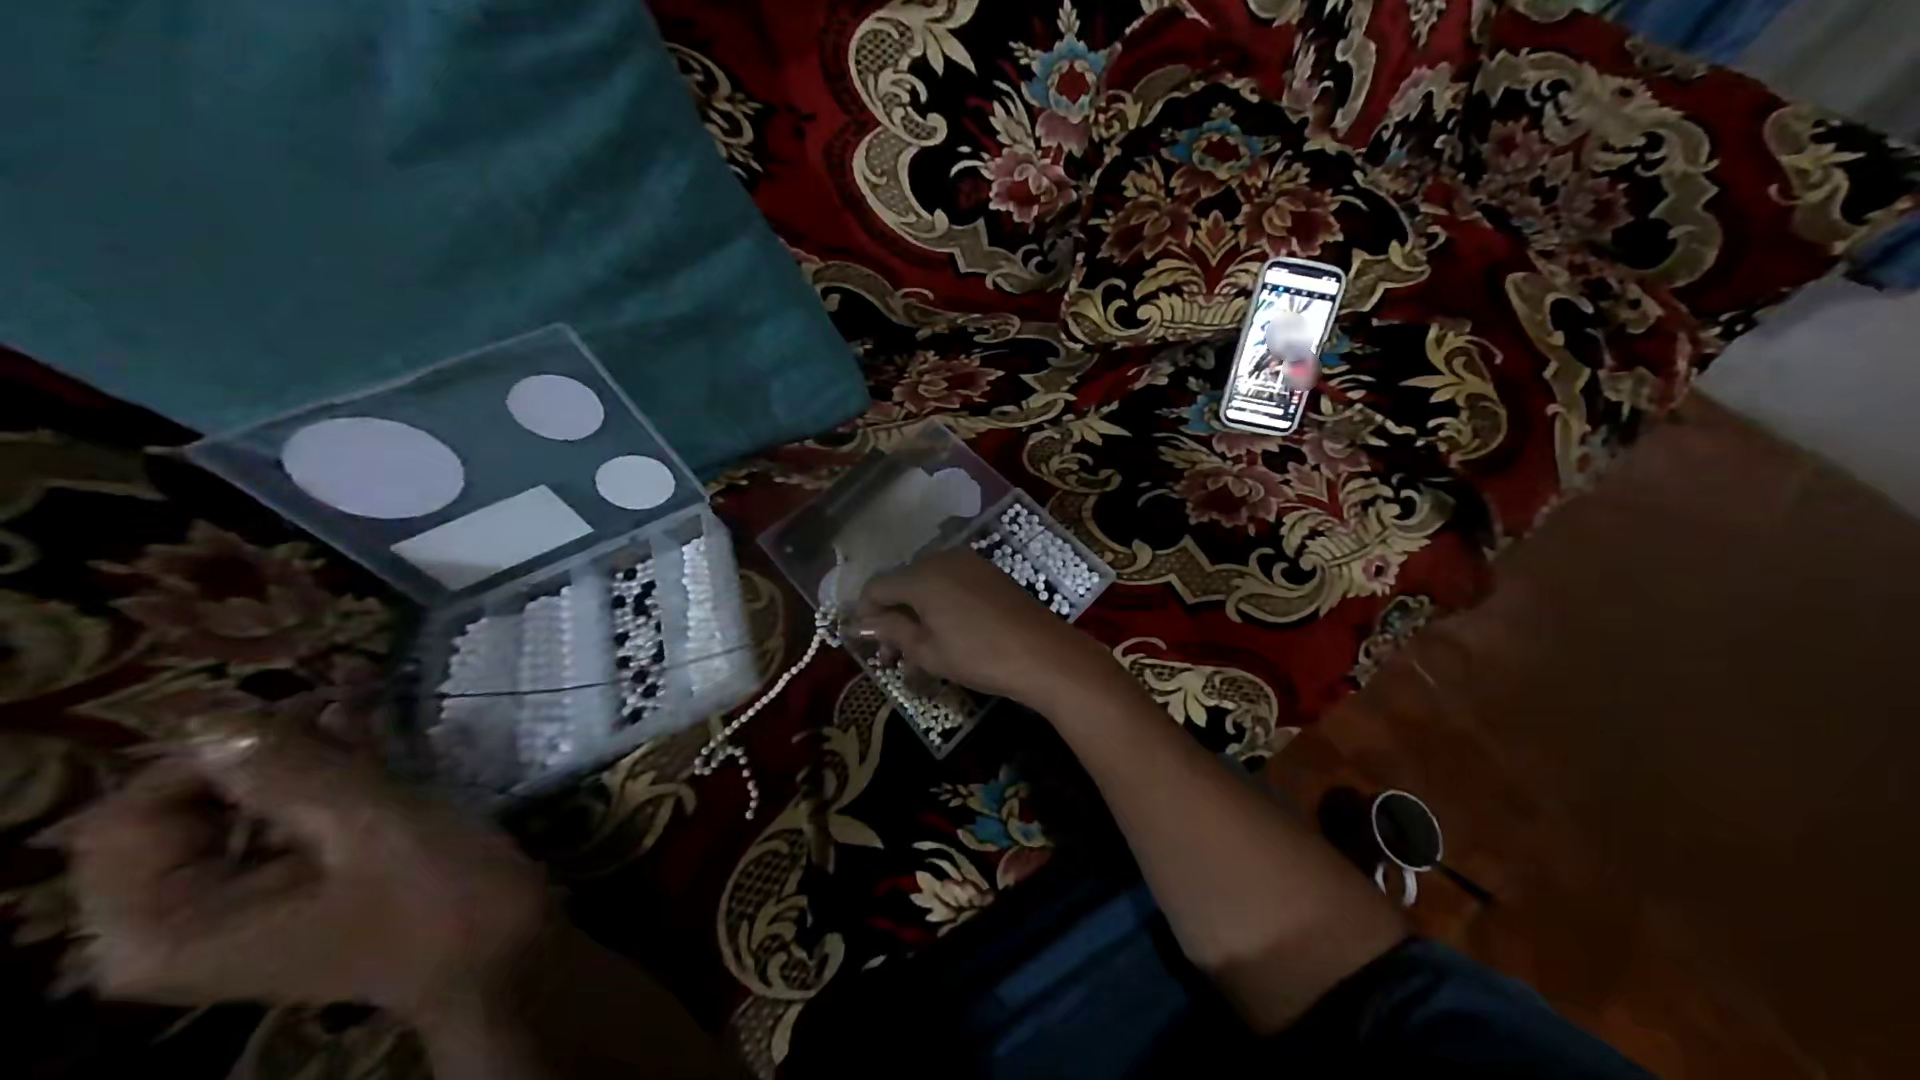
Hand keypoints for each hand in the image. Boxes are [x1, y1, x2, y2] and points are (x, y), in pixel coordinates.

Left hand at [49, 723, 552, 1019]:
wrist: (507, 954)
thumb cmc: (442, 898)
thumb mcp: (375, 826)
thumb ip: (293, 770)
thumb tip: (216, 716)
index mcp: (166, 929)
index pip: (132, 816)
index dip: (212, 753)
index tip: (308, 711)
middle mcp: (179, 922)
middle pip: (188, 806)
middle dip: (269, 746)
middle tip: (348, 695)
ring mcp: (238, 906)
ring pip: (243, 804)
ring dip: (307, 750)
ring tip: (368, 697)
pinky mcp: (291, 889)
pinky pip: (284, 819)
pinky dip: (328, 774)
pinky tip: (374, 732)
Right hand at [854, 549, 1119, 710]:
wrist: (1044, 654)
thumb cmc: (979, 656)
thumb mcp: (927, 650)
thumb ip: (891, 631)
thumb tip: (861, 624)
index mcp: (921, 575)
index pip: (876, 587)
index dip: (864, 614)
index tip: (865, 644)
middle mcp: (942, 558)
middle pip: (902, 583)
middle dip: (891, 617)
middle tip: (891, 656)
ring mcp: (969, 562)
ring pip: (927, 584)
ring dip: (916, 613)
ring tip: (918, 651)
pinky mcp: (989, 572)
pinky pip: (951, 583)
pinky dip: (940, 605)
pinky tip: (945, 634)